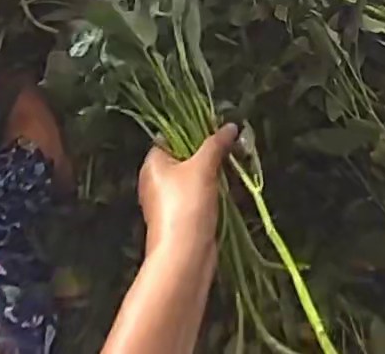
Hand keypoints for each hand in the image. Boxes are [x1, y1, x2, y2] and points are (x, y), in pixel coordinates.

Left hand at [138, 124, 237, 256]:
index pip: (171, 135)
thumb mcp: (203, 168)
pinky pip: (196, 197)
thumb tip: (230, 126)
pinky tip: (226, 192)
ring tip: (231, 168)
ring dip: (211, 175)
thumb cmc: (186, 206)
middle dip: (206, 154)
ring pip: (192, 178)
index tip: (216, 129)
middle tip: (228, 149)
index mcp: (153, 161)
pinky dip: (210, 194)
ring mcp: (166, 201)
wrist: (184, 259)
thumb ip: (216, 144)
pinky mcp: (179, 219)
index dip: (193, 130)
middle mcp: (155, 179)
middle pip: (183, 156)